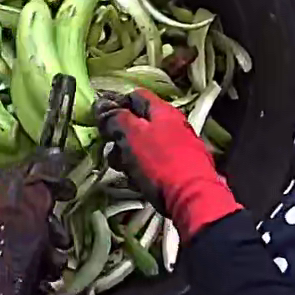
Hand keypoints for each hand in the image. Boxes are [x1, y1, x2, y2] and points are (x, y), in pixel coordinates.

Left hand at [0, 154, 70, 294]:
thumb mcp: (26, 215)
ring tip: (53, 266)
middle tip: (61, 240)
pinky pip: (32, 264)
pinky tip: (45, 281)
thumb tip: (52, 160)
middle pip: (36, 213)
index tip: (71, 189)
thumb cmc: (3, 256)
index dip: (50, 178)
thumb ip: (39, 189)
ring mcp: (1, 248)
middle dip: (54, 227)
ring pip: (37, 240)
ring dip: (51, 253)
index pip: (26, 176)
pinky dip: (42, 271)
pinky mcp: (6, 274)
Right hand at [93, 90, 240, 240]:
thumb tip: (102, 106)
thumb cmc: (160, 163)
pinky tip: (137, 180)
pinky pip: (154, 162)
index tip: (102, 119)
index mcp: (163, 111)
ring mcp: (180, 147)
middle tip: (110, 148)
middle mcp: (174, 125)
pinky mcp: (181, 168)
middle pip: (139, 122)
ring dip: (128, 155)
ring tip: (123, 168)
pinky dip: (142, 168)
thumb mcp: (132, 136)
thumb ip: (116, 118)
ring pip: (145, 144)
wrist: (193, 198)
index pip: (135, 96)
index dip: (116, 104)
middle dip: (120, 135)